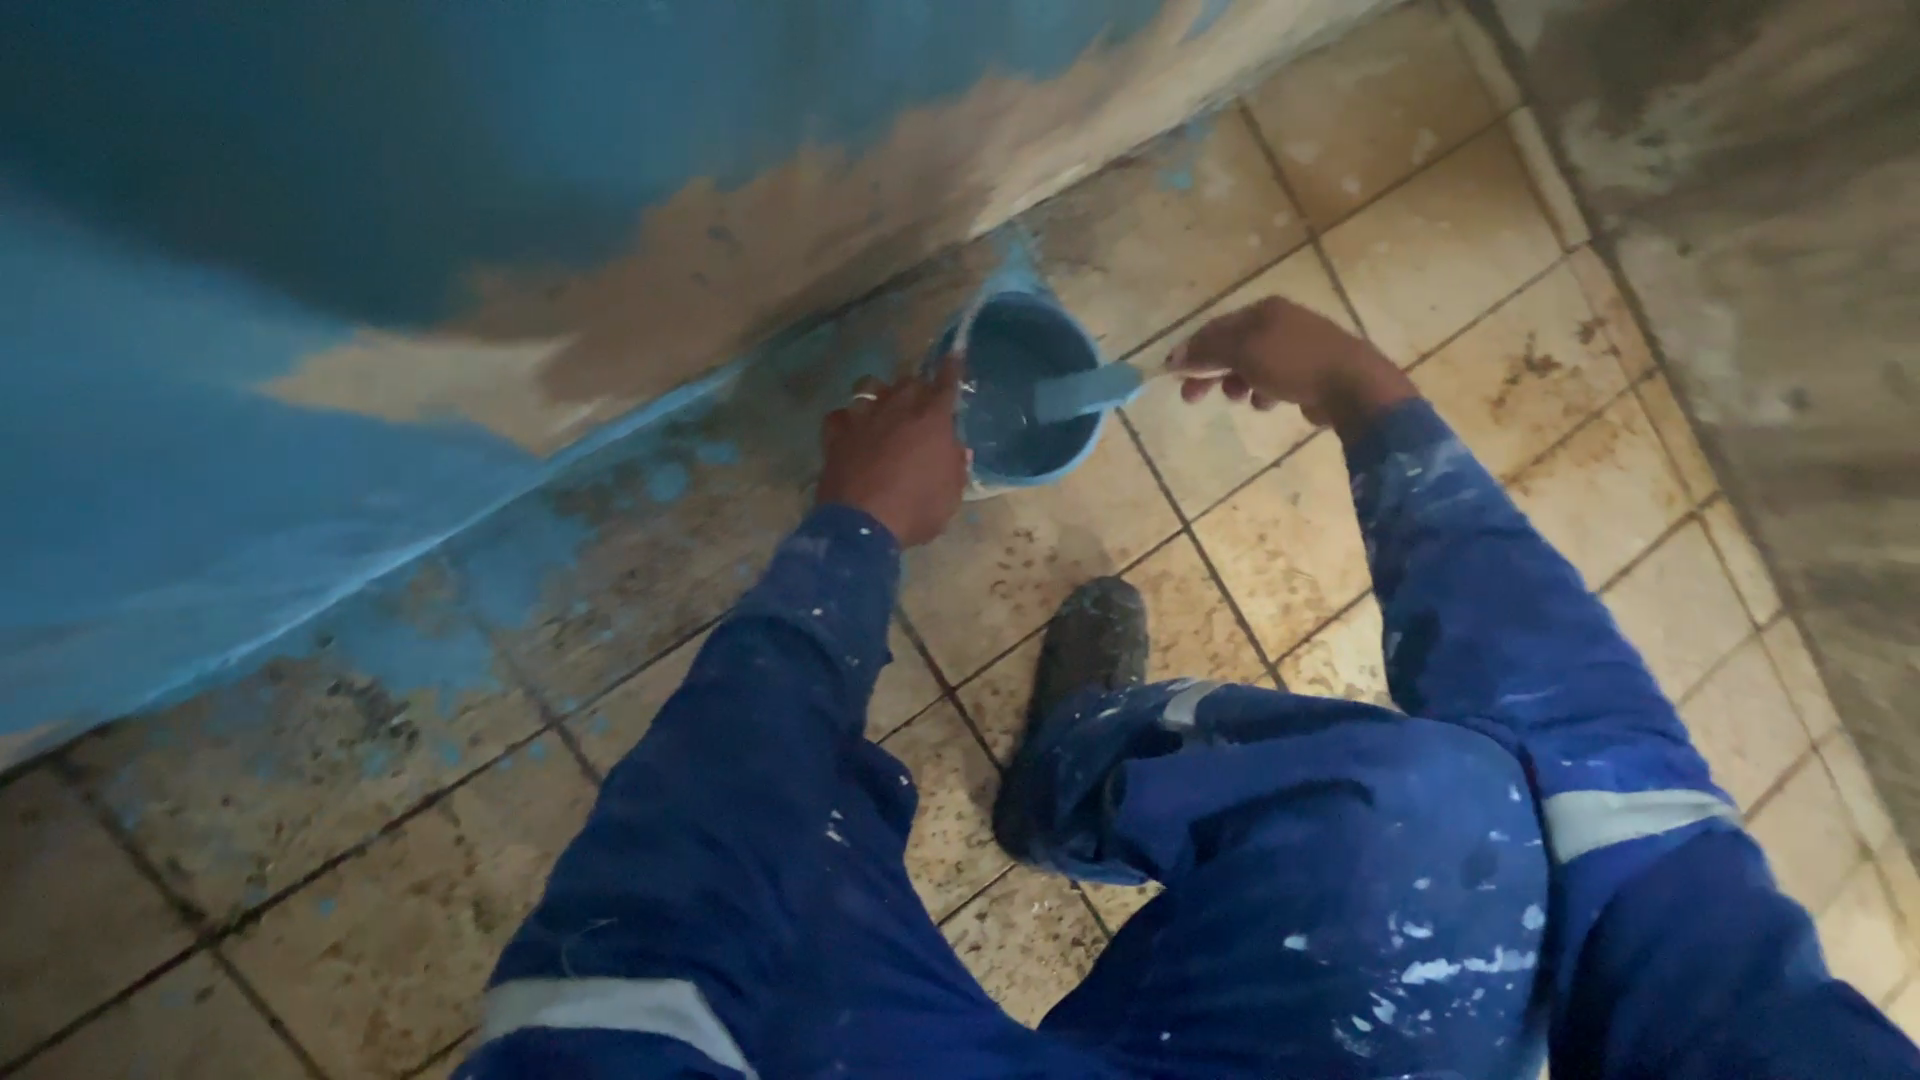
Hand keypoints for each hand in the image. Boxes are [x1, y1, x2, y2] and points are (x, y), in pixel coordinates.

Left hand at [816, 356, 969, 546]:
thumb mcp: (951, 495)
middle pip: (909, 381)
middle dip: (917, 386)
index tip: (955, 354)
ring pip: (870, 386)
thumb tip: (955, 448)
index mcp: (932, 421)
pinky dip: (847, 420)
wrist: (862, 525)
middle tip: (921, 401)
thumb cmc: (916, 511)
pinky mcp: (835, 436)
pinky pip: (839, 415)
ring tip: (883, 406)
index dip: (952, 369)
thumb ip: (955, 465)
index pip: (946, 384)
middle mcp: (897, 410)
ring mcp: (862, 420)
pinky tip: (851, 430)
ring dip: (880, 392)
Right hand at [1168, 296, 1414, 432]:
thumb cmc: (1292, 362)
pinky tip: (1267, 402)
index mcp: (1264, 310)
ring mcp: (1297, 347)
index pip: (1216, 327)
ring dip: (1236, 383)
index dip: (1191, 349)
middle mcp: (1280, 322)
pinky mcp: (1309, 371)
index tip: (1172, 373)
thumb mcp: (1242, 352)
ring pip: (1251, 365)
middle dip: (1209, 371)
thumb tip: (1174, 356)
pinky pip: (1273, 380)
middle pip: (1232, 347)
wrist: (1352, 385)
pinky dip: (1263, 391)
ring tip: (1238, 398)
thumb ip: (1206, 351)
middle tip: (1190, 396)